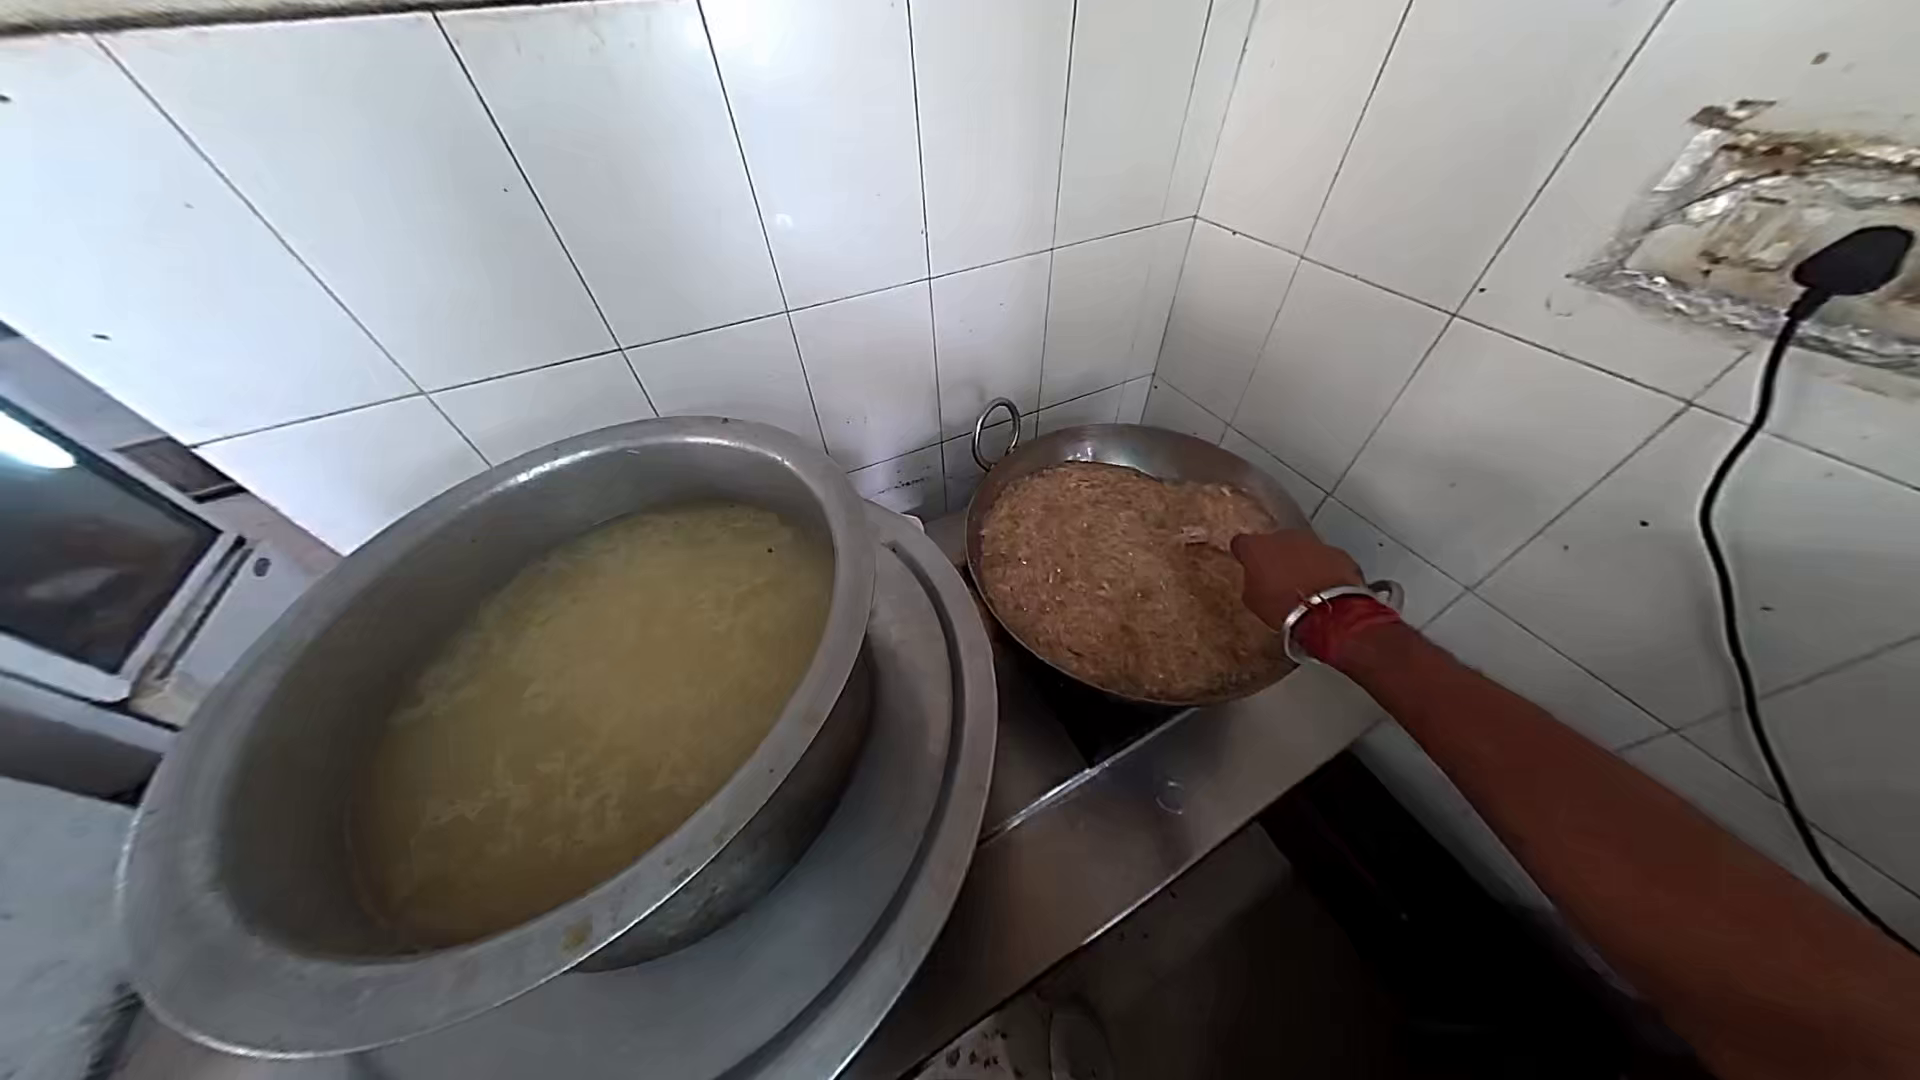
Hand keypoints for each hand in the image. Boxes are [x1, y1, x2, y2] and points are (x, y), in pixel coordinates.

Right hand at [1230, 529, 1364, 630]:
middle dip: (1275, 556)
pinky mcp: (1337, 553)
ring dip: (1300, 561)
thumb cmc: (1281, 606)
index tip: (1247, 563)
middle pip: (1274, 542)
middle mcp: (1283, 537)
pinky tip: (1324, 587)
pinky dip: (1324, 568)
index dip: (1244, 554)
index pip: (1242, 542)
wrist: (1325, 612)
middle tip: (1277, 577)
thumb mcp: (1252, 599)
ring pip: (1302, 548)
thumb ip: (1253, 581)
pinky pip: (1326, 558)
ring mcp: (1313, 543)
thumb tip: (1259, 580)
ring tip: (1303, 584)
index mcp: (1256, 547)